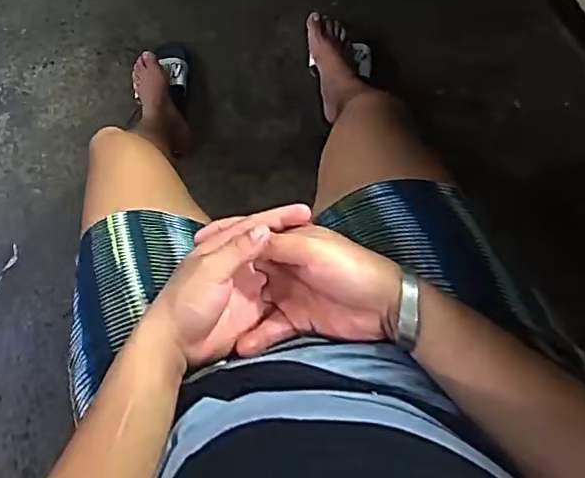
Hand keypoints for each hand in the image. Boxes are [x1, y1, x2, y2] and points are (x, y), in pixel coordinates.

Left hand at [144, 204, 311, 367]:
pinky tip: (307, 286)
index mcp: (220, 246)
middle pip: (265, 244)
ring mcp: (243, 285)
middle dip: (289, 236)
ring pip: (273, 267)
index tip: (305, 210)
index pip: (252, 225)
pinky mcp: (250, 309)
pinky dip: (289, 288)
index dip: (277, 217)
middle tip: (318, 230)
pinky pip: (274, 295)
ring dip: (292, 261)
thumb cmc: (188, 300)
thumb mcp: (211, 270)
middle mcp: (233, 261)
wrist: (177, 342)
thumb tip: (263, 227)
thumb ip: (236, 250)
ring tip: (319, 256)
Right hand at [193, 216, 403, 355]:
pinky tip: (242, 346)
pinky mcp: (296, 319)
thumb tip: (242, 238)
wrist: (387, 306)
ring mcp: (286, 293)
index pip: (246, 238)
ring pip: (252, 300)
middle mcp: (279, 265)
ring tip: (215, 324)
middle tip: (199, 290)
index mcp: (282, 241)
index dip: (223, 242)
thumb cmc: (347, 266)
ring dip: (236, 311)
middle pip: (244, 269)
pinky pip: (270, 327)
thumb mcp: (309, 248)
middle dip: (223, 280)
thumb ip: (274, 244)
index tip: (197, 248)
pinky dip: (257, 336)